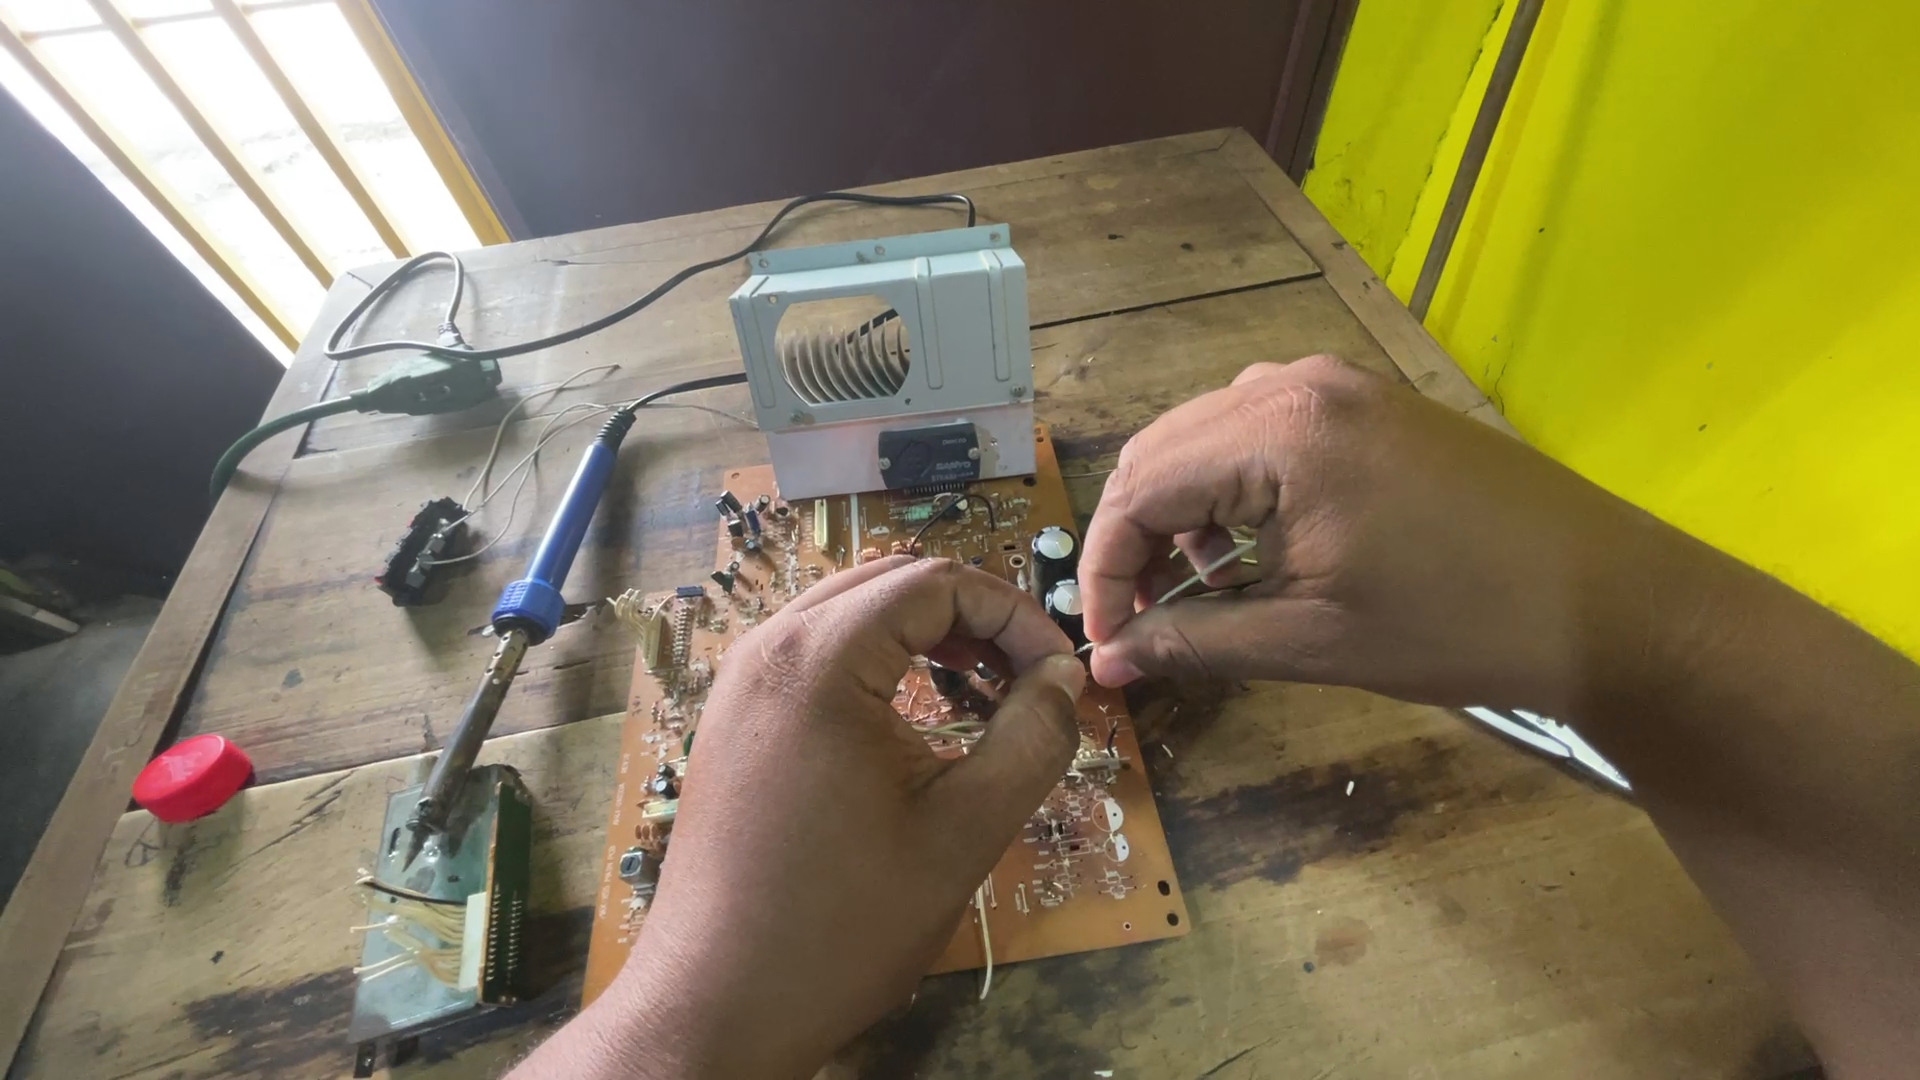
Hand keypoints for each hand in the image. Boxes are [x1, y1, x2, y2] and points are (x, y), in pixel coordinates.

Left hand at [514, 557, 1084, 1079]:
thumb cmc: (843, 924)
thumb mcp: (964, 830)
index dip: (1013, 615)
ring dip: (929, 629)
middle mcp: (772, 643)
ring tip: (981, 682)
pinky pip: (823, 645)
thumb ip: (1032, 738)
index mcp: (819, 657)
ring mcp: (746, 674)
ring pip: (857, 606)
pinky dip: (883, 653)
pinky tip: (916, 703)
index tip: (1058, 672)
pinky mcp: (740, 707)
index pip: (937, 583)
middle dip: (973, 614)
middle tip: (1025, 674)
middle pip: (894, 581)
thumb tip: (1063, 676)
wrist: (716, 1006)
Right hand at [1081, 356, 1919, 1074]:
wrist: (1620, 605)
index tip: (1105, 640)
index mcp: (1278, 433)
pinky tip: (1241, 546)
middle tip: (1133, 618)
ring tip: (1188, 587)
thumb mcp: (1307, 642)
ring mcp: (1328, 386)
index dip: (1103, 570)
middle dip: (1129, 541)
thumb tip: (1103, 667)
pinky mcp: (1356, 404)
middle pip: (1157, 456)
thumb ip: (1188, 642)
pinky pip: (1247, 436)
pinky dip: (1221, 493)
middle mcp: (1289, 386)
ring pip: (1196, 442)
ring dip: (1172, 514)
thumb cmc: (1459, 626)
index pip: (1138, 491)